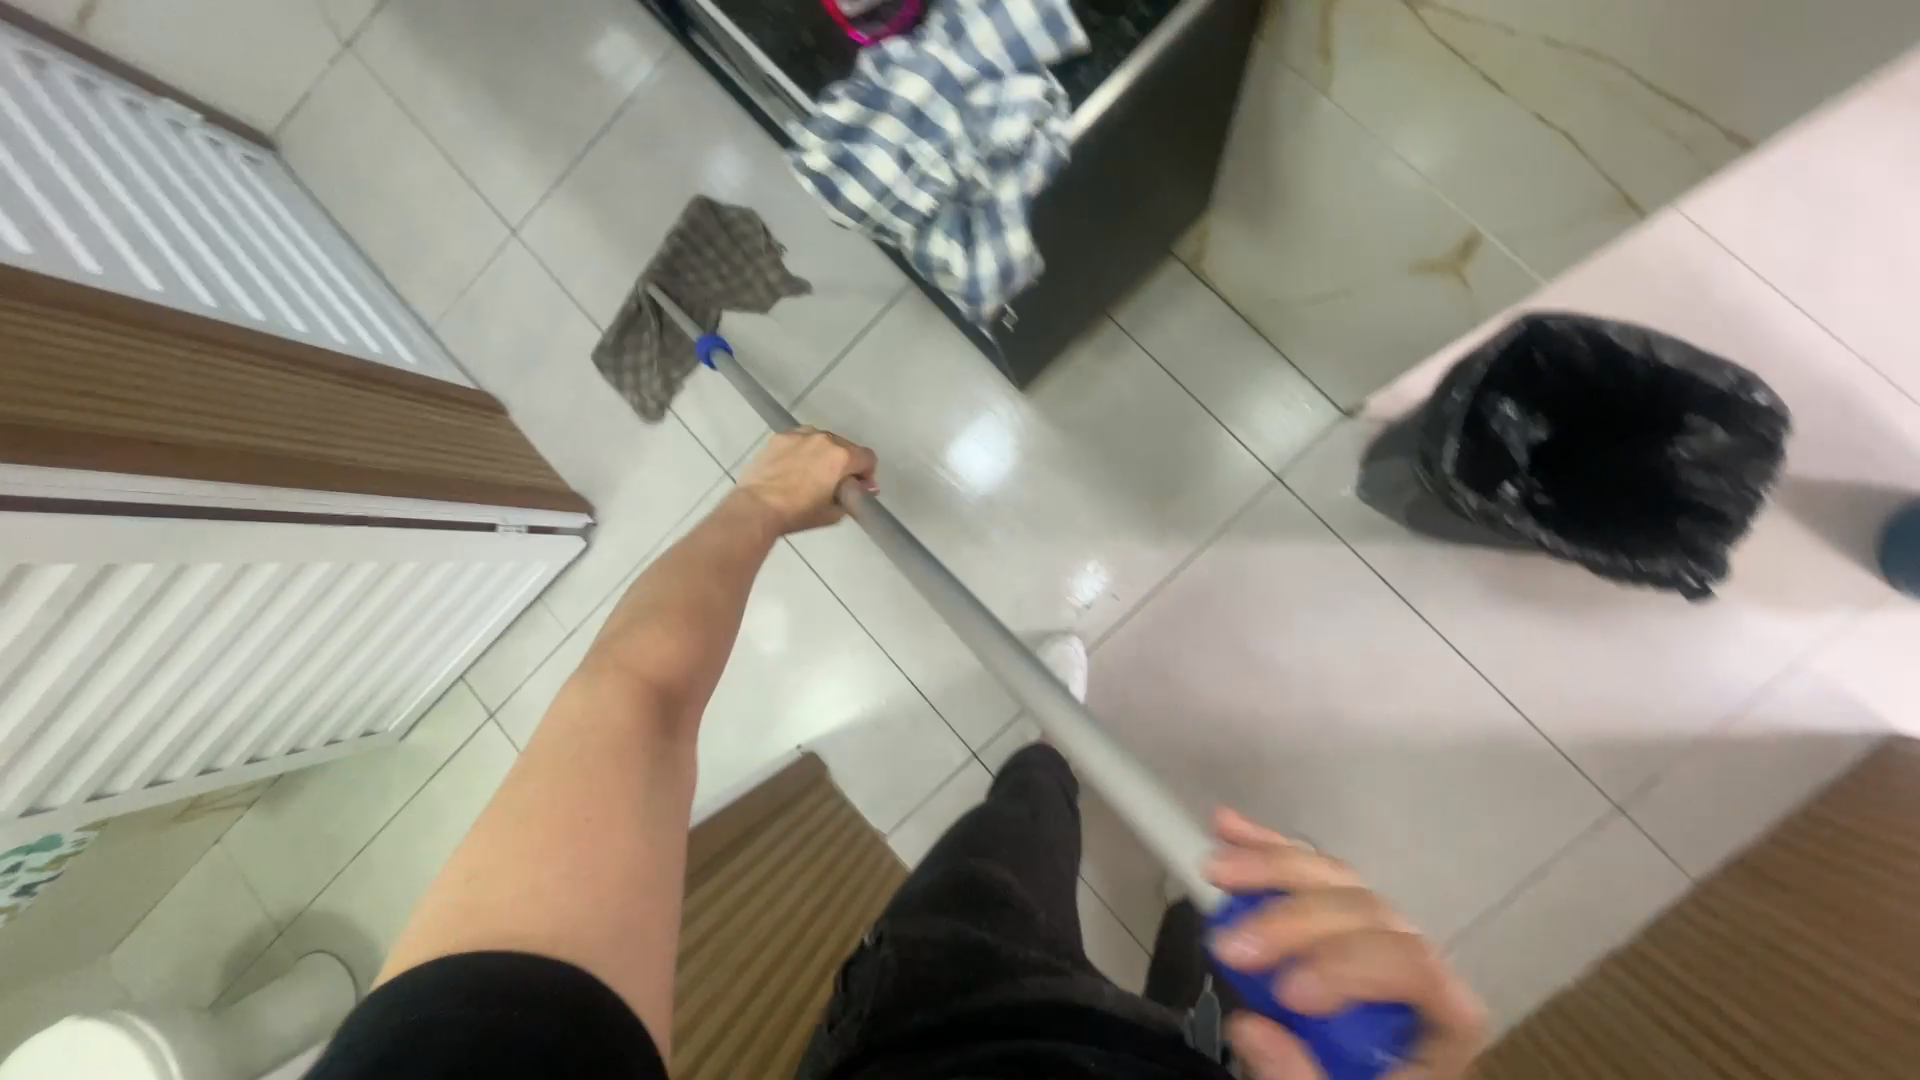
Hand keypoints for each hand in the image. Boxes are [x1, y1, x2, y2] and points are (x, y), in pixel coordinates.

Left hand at [733, 427, 879, 534]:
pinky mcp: (779, 437)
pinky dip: (802, 450)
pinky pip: (799, 440)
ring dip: (824, 453)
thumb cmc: (798, 513)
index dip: (868, 474)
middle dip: (846, 463)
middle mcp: (824, 438)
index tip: (859, 488)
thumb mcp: (834, 513)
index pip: (868, 457)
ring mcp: (799, 435)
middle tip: (836, 482)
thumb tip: (860, 488)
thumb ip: (853, 497)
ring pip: (822, 440)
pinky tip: (793, 467)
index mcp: (841, 456)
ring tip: (812, 472)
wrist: (756, 507)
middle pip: (845, 446)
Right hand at [1206, 809, 1485, 1079]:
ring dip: (1269, 866)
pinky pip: (1300, 865)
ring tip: (1216, 871)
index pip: (1412, 966)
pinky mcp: (1328, 905)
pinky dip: (1261, 845)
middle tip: (1228, 947)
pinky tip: (1225, 826)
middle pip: (1363, 911)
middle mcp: (1413, 955)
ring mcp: (1370, 923)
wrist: (1358, 1075)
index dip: (1349, 966)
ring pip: (1330, 876)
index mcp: (1441, 1013)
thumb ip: (1303, 1077)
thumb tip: (1250, 1028)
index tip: (1287, 992)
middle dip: (1291, 919)